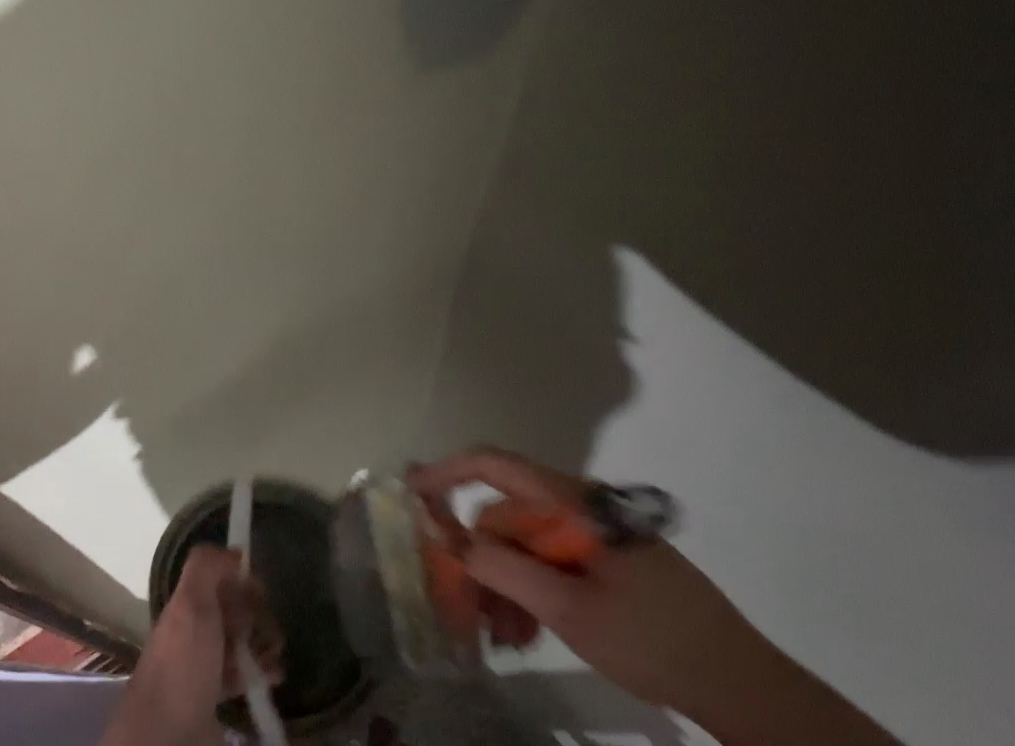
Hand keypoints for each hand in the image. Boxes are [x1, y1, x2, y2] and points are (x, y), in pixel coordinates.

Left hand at [99, 546, 282, 745]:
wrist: (167, 732)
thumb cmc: (183, 664)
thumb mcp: (192, 604)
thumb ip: (206, 569)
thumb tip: (234, 551)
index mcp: (184, 606)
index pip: (216, 582)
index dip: (240, 582)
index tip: (262, 594)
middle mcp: (190, 632)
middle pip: (230, 613)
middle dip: (256, 617)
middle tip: (270, 632)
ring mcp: (200, 666)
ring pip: (238, 645)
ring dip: (262, 646)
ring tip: (275, 658)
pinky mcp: (212, 697)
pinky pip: (241, 676)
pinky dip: (259, 673)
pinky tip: (272, 677)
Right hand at [407, 447, 772, 713]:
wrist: (743, 686)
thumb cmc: (654, 640)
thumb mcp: (568, 608)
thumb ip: (502, 568)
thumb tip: (446, 538)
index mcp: (575, 504)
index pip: (494, 466)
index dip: (445, 472)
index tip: (409, 494)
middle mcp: (580, 509)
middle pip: (505, 516)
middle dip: (477, 560)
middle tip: (463, 606)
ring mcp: (593, 536)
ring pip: (523, 545)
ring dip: (502, 585)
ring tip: (500, 636)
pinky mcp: (604, 563)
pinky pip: (548, 564)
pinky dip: (527, 593)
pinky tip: (522, 632)